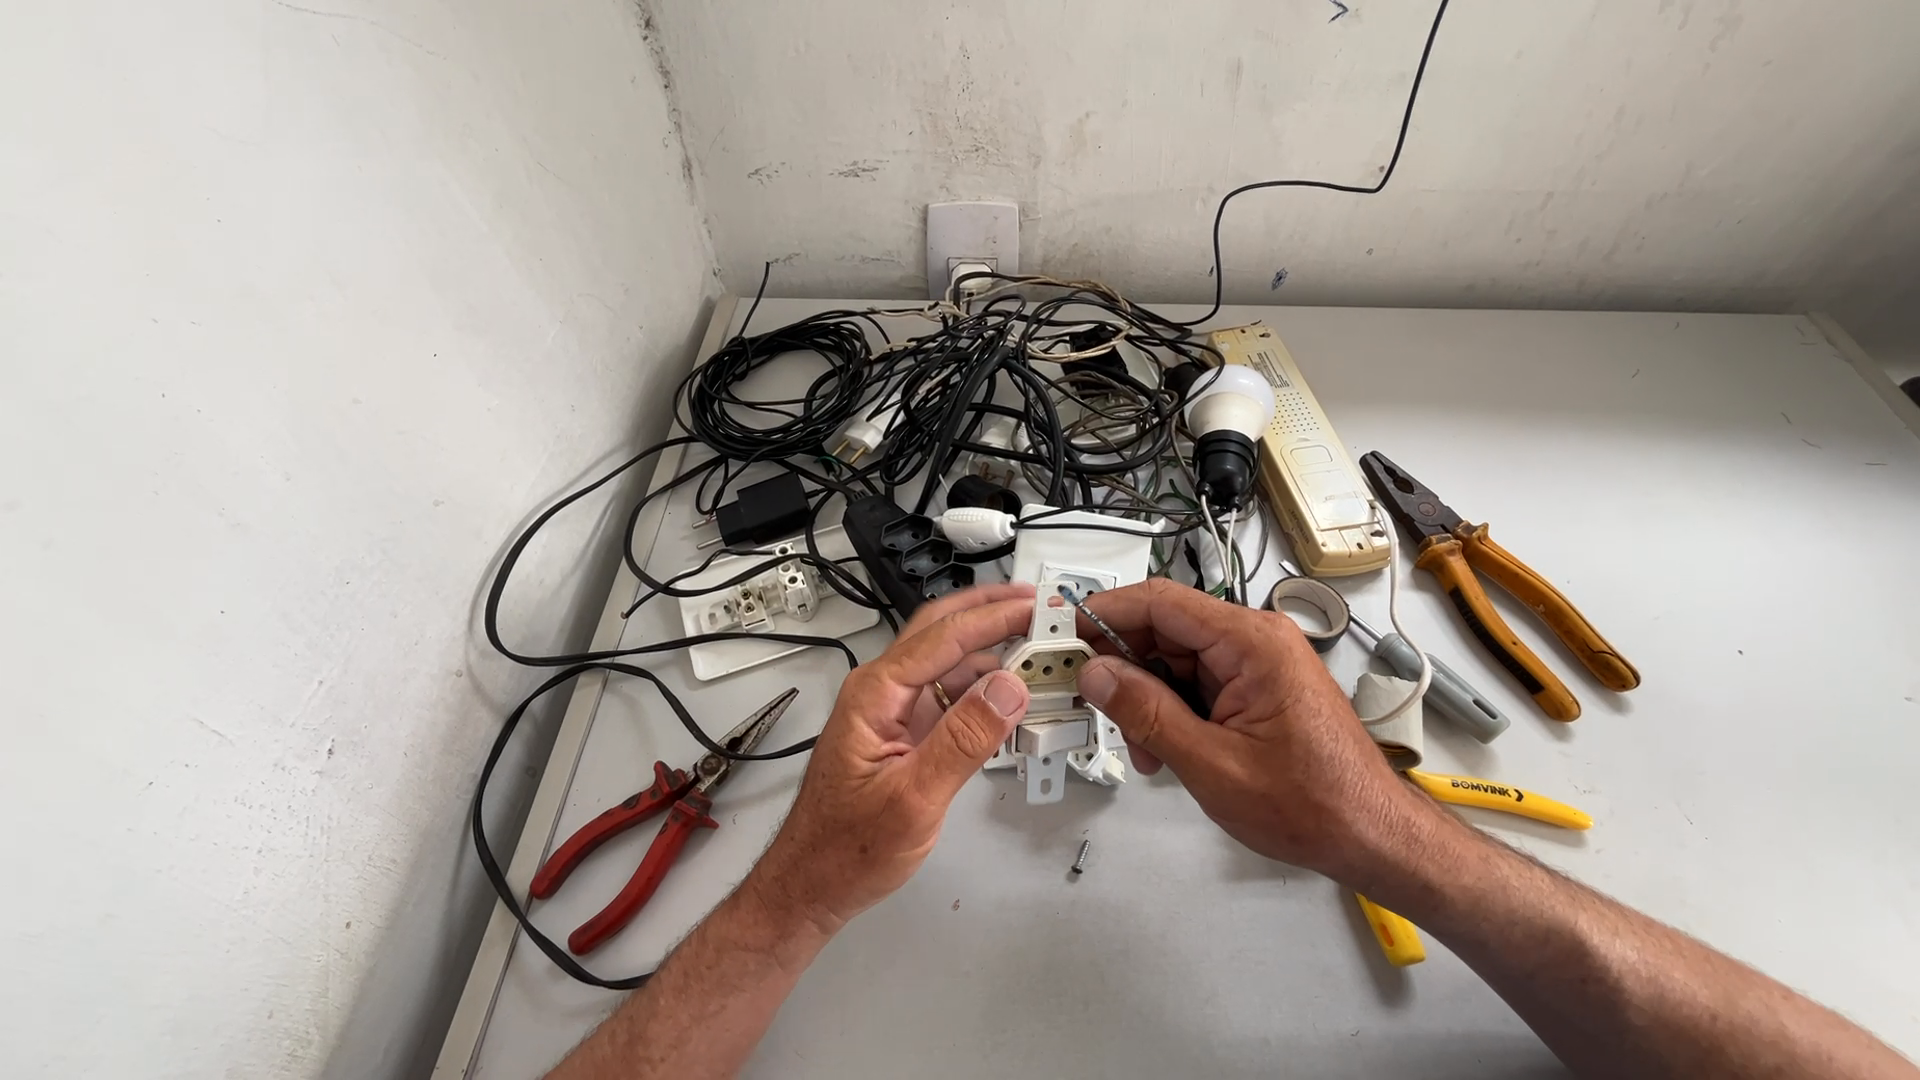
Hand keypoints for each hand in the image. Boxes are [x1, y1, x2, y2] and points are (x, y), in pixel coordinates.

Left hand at [745, 584, 1036, 931]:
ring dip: (990, 648)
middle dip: (987, 611)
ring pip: (947, 661)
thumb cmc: (847, 849)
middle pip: (939, 631)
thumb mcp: (913, 799)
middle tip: (1035, 603)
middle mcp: (882, 691)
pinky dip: (984, 685)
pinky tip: (1011, 691)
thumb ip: (963, 740)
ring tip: (1035, 644)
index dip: (992, 617)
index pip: (942, 637)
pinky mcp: (906, 731)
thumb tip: (1009, 688)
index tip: (1034, 607)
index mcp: (875, 694)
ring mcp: (894, 709)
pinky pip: (949, 693)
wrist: (814, 884)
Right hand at [1075, 579, 1424, 882]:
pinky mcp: (1255, 685)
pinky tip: (1165, 750)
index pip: (1160, 601)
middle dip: (1124, 669)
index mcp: (1251, 641)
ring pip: (1173, 660)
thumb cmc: (1307, 806)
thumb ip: (1146, 713)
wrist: (1374, 838)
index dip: (1105, 612)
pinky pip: (1195, 682)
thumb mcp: (1211, 764)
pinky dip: (1170, 711)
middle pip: (1163, 630)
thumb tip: (1093, 672)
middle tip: (1100, 712)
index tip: (1063, 636)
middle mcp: (1254, 638)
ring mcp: (1256, 661)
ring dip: (1146, 699)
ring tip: (1144, 751)